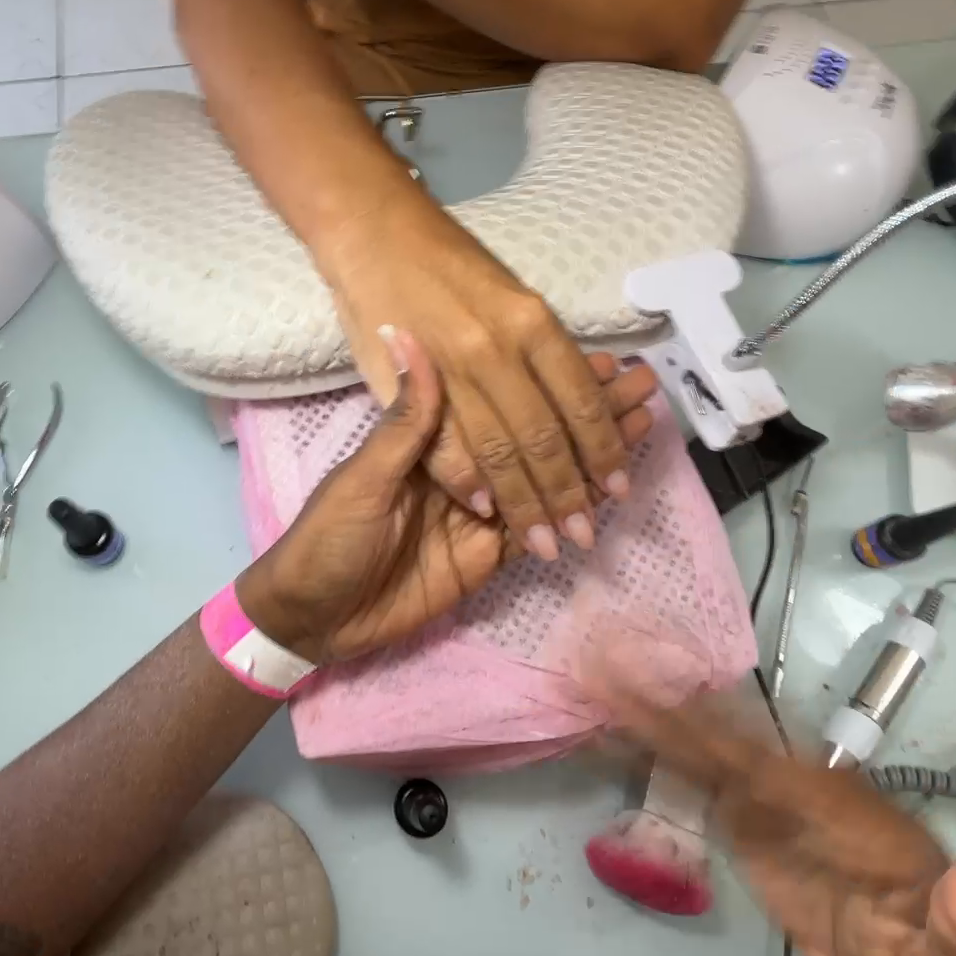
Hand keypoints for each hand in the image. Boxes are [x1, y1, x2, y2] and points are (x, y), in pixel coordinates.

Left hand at [235, 329, 655, 663]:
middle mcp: (465, 465)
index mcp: (431, 438)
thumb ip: (406, 423)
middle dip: (589, 413)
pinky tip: (613, 483)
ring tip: (644, 423)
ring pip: (548, 474)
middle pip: (538, 433)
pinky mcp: (485, 553)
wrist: (310, 613)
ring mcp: (479, 509)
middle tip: (644, 387)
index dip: (550, 384)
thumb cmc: (326, 538)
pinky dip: (574, 505)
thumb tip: (415, 343)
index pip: (505, 401)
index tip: (601, 359)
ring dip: (593, 451)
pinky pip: (537, 526)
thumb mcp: (362, 478)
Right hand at [333, 238, 652, 563]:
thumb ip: (544, 352)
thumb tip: (590, 395)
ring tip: (545, 541)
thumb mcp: (513, 295)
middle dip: (567, 493)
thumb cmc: (448, 261)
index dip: (602, 451)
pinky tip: (484, 510)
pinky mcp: (406, 384)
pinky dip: (465, 481)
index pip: (580, 402)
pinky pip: (441, 444)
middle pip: (543, 437)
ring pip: (498, 451)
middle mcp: (498, 349)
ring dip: (524, 503)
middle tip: (584, 534)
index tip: (617, 489)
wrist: (373, 233)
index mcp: (532, 322)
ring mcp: (451, 369)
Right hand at [598, 685, 955, 955]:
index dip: (692, 713)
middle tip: (595, 644)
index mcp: (832, 795)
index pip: (749, 747)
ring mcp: (762, 795)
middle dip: (651, 686)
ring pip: (692, 741)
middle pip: (710, 727)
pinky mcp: (741, 815)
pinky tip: (608, 723)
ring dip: (640, 705)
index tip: (641, 678)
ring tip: (588, 666)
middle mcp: (791, 777)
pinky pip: (687, 773)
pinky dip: (645, 744)